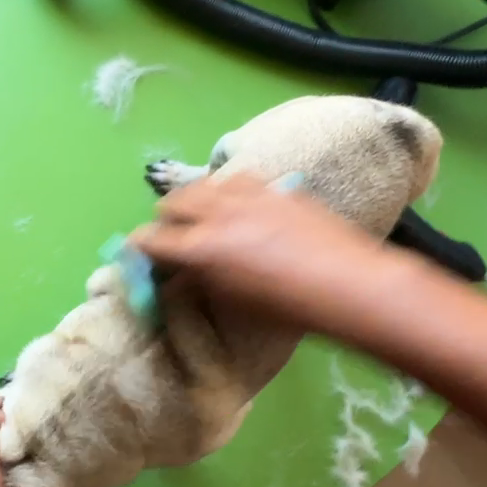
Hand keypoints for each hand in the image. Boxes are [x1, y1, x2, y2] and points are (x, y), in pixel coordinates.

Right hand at [132, 170, 410, 332]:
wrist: (349, 285)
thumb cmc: (287, 306)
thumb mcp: (231, 299)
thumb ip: (198, 280)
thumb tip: (179, 273)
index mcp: (202, 248)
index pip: (152, 239)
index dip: (139, 246)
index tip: (137, 252)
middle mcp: (220, 214)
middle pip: (175, 201)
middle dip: (166, 217)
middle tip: (171, 234)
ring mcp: (251, 196)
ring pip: (206, 183)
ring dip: (197, 198)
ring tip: (203, 214)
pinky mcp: (278, 189)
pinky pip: (241, 180)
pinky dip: (229, 190)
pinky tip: (239, 205)